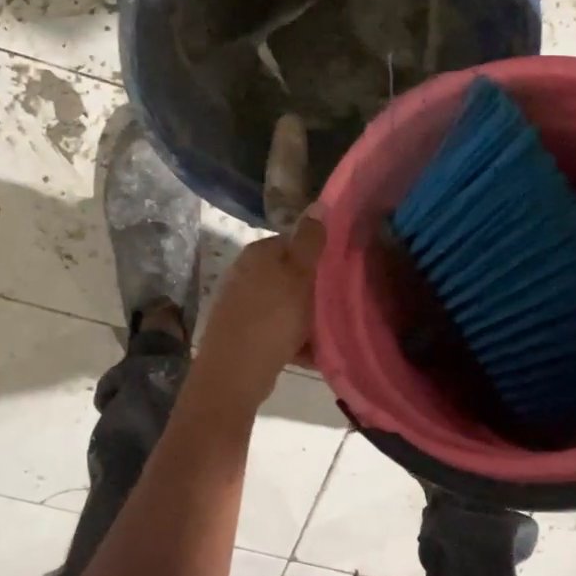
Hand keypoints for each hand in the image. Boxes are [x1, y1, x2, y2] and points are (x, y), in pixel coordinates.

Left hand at [190, 211, 325, 413]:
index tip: (340, 272)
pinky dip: (293, 339)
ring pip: (284, 304)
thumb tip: (317, 204)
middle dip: (313, 289)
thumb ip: (310, 241)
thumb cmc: (273, 317)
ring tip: (330, 332)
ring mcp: (240, 303)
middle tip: (339, 304)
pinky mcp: (242, 332)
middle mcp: (245, 272)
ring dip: (306, 318)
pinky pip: (276, 329)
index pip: (294, 241)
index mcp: (258, 252)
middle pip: (289, 274)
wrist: (235, 371)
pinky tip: (312, 354)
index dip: (319, 256)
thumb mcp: (299, 274)